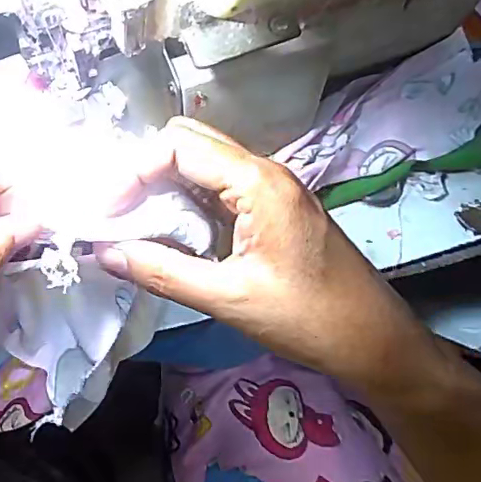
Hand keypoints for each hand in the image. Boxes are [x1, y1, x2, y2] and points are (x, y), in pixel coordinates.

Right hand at [97, 118, 438, 395]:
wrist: (375, 341)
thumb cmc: (309, 319)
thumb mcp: (228, 299)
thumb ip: (161, 272)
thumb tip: (104, 252)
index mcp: (257, 182)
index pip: (177, 146)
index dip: (132, 173)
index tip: (107, 213)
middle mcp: (263, 170)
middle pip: (187, 140)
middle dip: (143, 169)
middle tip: (118, 211)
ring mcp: (268, 185)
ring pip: (200, 160)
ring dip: (162, 183)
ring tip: (135, 220)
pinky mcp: (269, 204)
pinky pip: (215, 184)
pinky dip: (183, 198)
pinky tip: (169, 230)